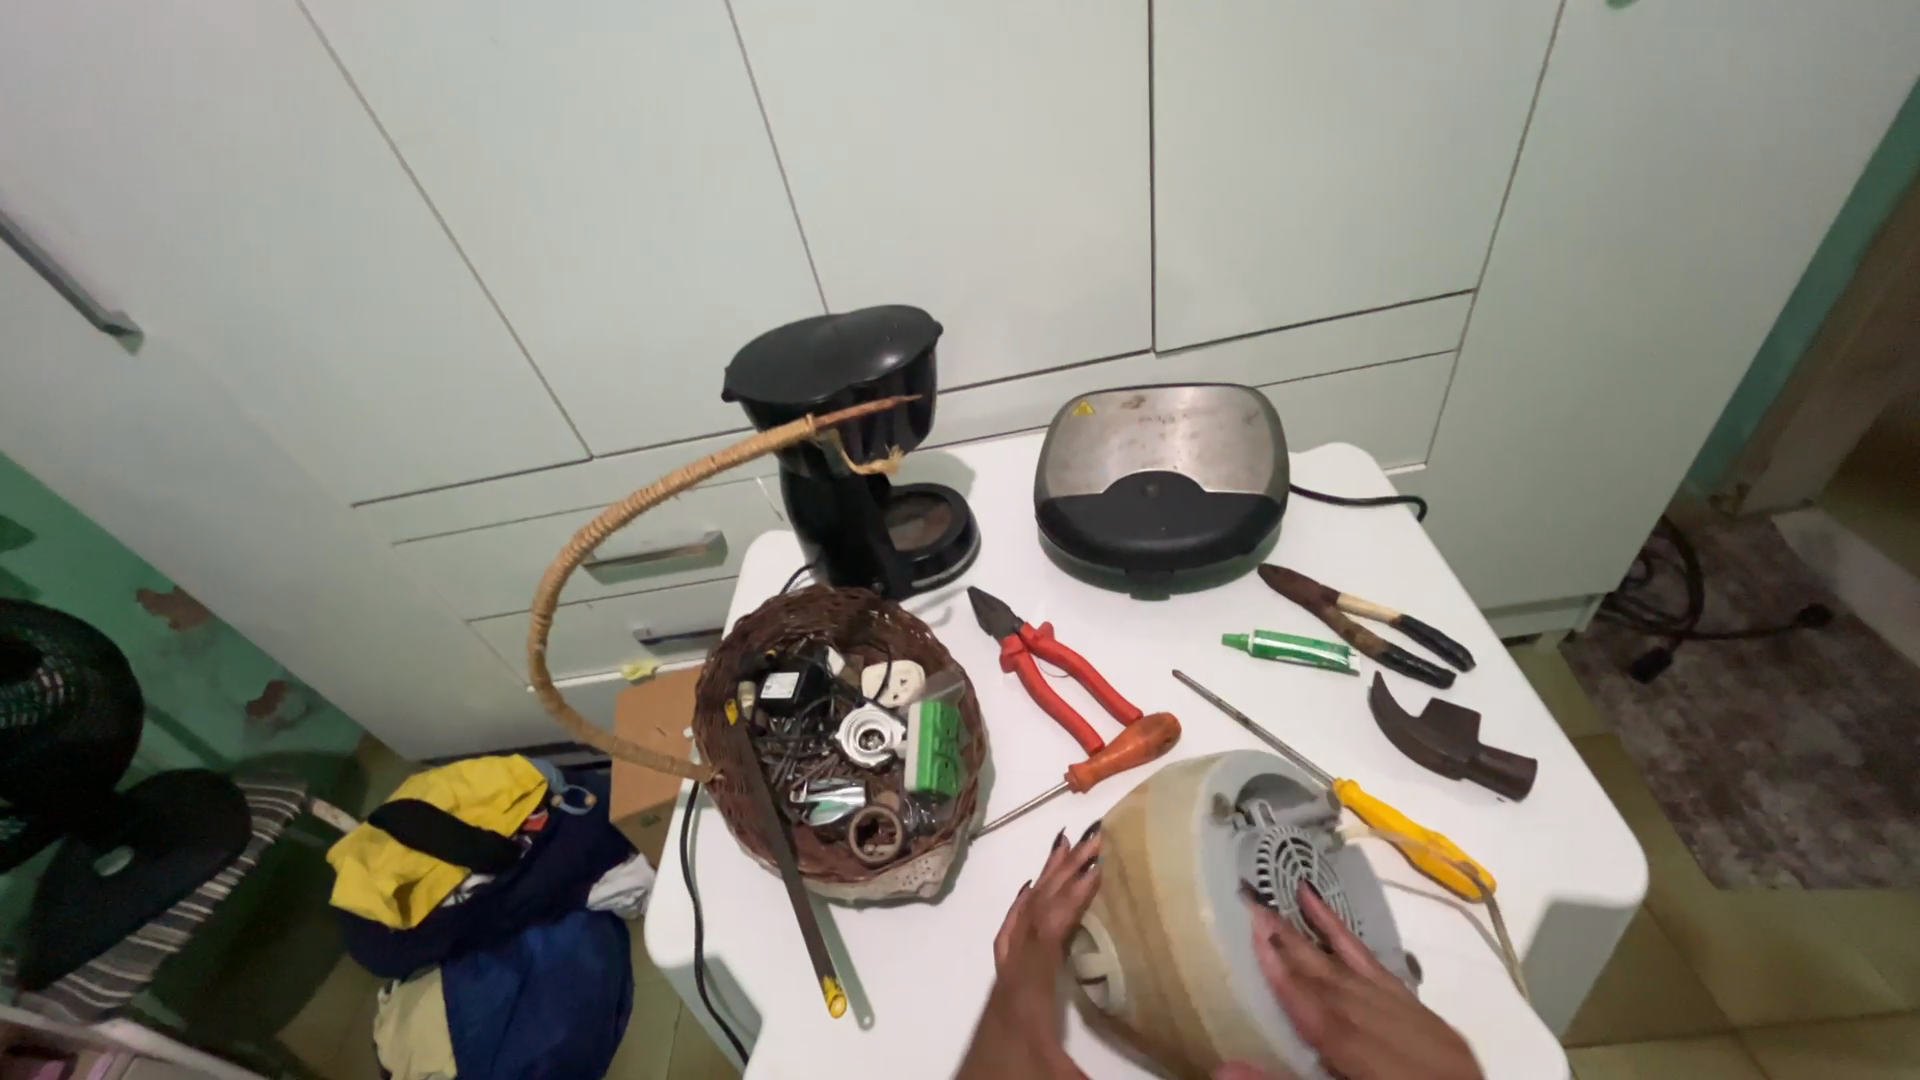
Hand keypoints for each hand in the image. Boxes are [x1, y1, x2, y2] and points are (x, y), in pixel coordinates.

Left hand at [955, 823, 1103, 1079]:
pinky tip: (1029, 888)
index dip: (1072, 896)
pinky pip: (1011, 929)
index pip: (1050, 930)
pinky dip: (1024, 902)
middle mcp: (1012, 972)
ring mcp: (1004, 974)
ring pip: (1022, 914)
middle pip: (1036, 909)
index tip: (1097, 866)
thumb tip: (1171, 1069)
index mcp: (1029, 991)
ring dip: (1044, 877)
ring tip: (1063, 845)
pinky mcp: (1002, 982)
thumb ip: (1097, 1071)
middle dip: (1064, 871)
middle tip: (1091, 838)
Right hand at [1214, 885, 1482, 1079]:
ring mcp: (1435, 1036)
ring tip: (1274, 907)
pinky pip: (1386, 977)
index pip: (1335, 1026)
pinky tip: (1319, 909)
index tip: (1255, 937)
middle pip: (1348, 994)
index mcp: (1396, 1079)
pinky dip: (1348, 943)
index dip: (1291, 984)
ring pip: (1363, 979)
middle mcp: (1425, 1053)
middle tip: (1252, 908)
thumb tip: (1223, 1068)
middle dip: (1296, 951)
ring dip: (1314, 941)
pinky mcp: (1436, 1025)